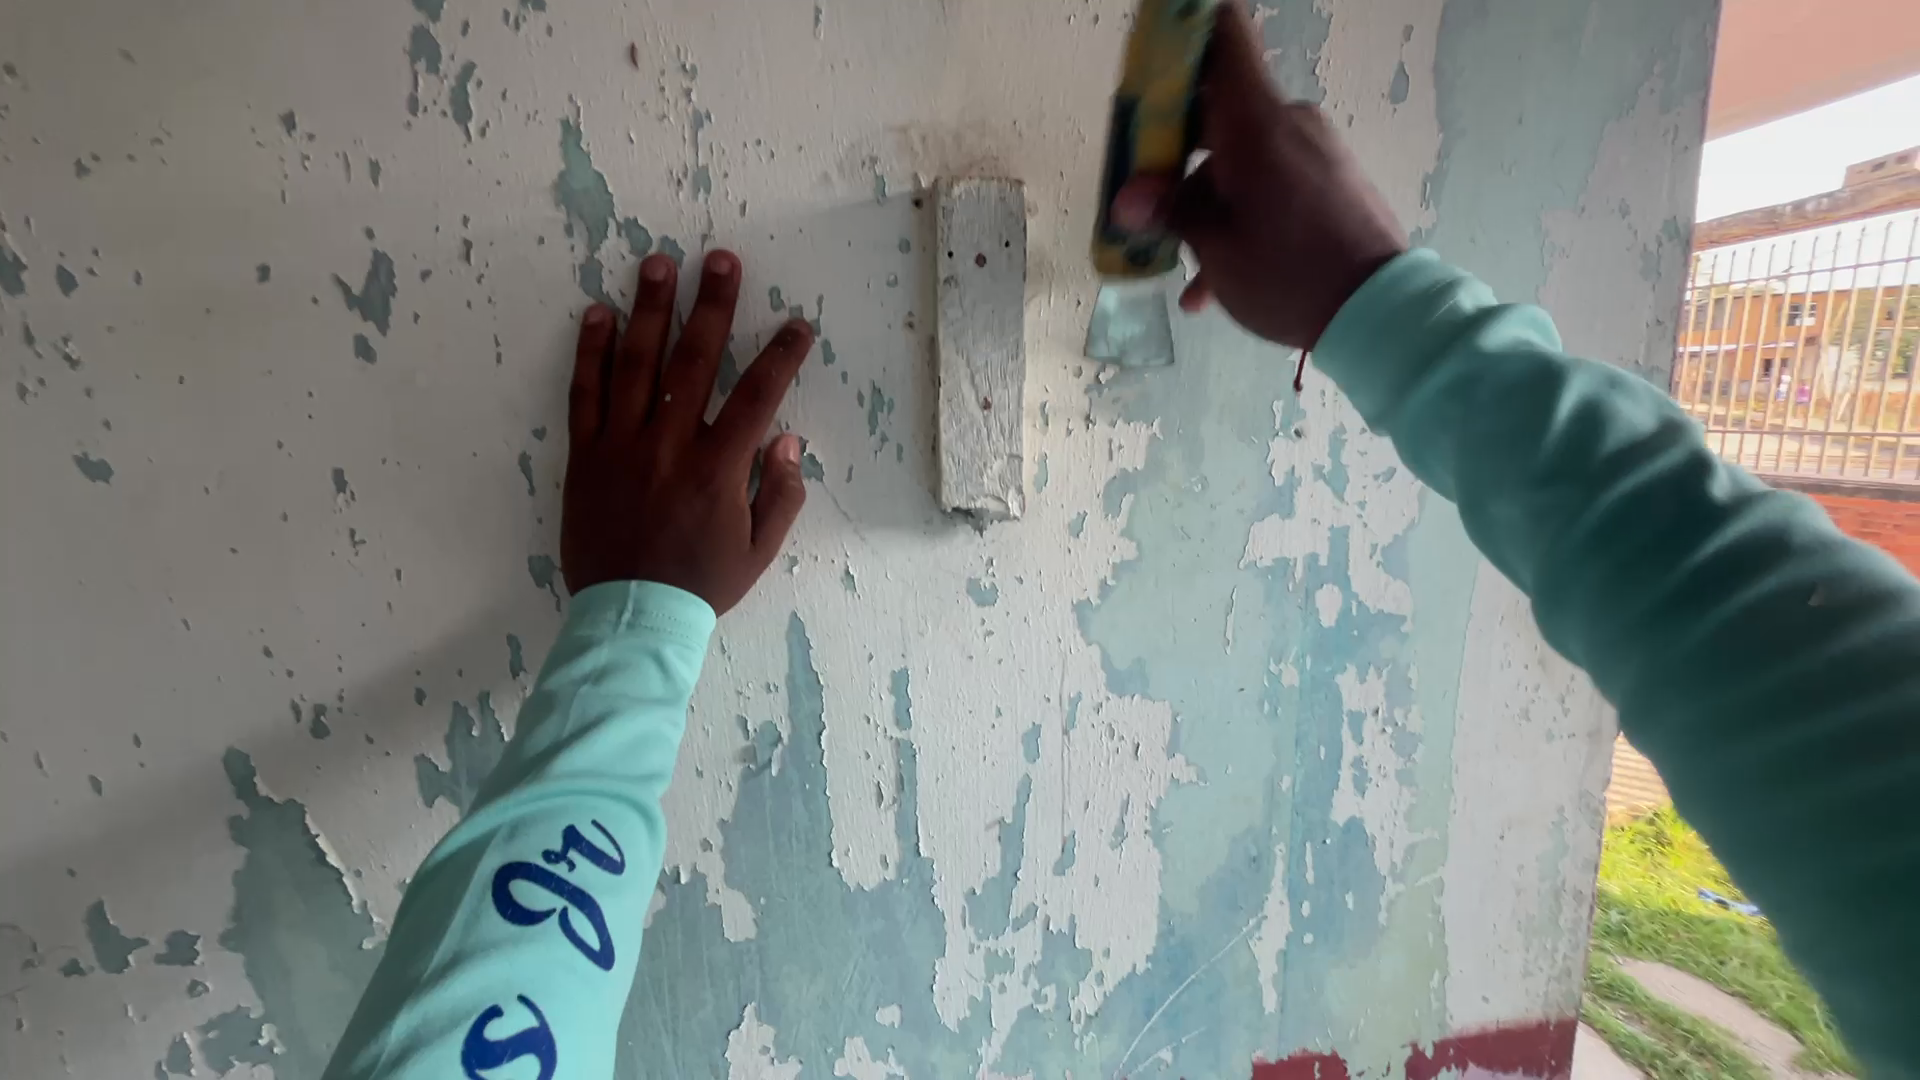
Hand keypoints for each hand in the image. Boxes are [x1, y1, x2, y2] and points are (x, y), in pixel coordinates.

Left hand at [561, 250, 813, 613]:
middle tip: (722, 259)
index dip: (782, 357)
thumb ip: (781, 493)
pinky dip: (590, 353)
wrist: (632, 614)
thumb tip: (788, 439)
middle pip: (694, 362)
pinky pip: (585, 395)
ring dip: (650, 310)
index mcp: (719, 469)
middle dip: (714, 306)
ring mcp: (623, 446)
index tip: (798, 326)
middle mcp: (671, 445)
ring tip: (659, 263)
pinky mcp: (586, 455)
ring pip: (636, 366)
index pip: (757, 397)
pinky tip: (597, 313)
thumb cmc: (703, 582)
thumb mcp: (761, 549)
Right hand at [1110, 1, 1407, 350]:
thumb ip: (1172, 214)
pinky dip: (1236, 222)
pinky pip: (1266, 187)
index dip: (1183, 36)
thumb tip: (1126, 200)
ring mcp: (1310, 152)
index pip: (1224, 37)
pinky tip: (1210, 283)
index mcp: (1257, 126)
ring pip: (1236, 163)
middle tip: (1143, 204)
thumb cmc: (1287, 276)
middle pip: (1216, 115)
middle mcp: (1286, 124)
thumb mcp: (1217, 250)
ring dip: (1202, 209)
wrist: (1377, 310)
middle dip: (1173, 158)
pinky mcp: (1325, 181)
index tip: (1149, 63)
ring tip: (1181, 269)